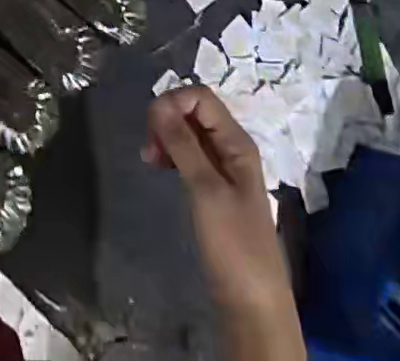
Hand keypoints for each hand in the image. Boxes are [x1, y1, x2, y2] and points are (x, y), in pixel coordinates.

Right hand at [143, 87, 303, 352]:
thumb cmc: (232, 243)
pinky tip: (159, 167)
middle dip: (167, 118)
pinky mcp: (213, 187)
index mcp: (236, 141)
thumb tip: (158, 103)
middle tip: (149, 148)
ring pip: (190, 133)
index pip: (201, 97)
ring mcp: (223, 167)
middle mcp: (231, 147)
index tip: (150, 128)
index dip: (173, 102)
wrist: (251, 301)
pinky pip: (190, 154)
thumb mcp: (205, 189)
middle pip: (195, 111)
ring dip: (167, 136)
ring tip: (150, 159)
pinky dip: (172, 154)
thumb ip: (183, 144)